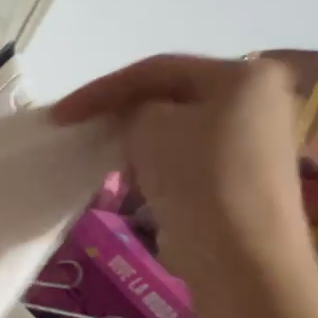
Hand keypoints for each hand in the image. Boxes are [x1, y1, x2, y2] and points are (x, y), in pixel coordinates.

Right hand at [52, 55, 309, 293]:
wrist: (238, 247)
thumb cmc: (198, 176)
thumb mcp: (152, 128)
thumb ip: (134, 110)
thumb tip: (133, 117)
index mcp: (244, 75)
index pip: (156, 70)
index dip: (101, 90)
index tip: (58, 115)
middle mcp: (259, 97)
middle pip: (172, 94)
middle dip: (122, 111)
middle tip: (80, 129)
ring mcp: (255, 136)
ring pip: (179, 125)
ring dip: (138, 137)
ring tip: (104, 154)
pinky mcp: (242, 171)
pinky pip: (188, 153)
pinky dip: (157, 159)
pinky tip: (135, 177)